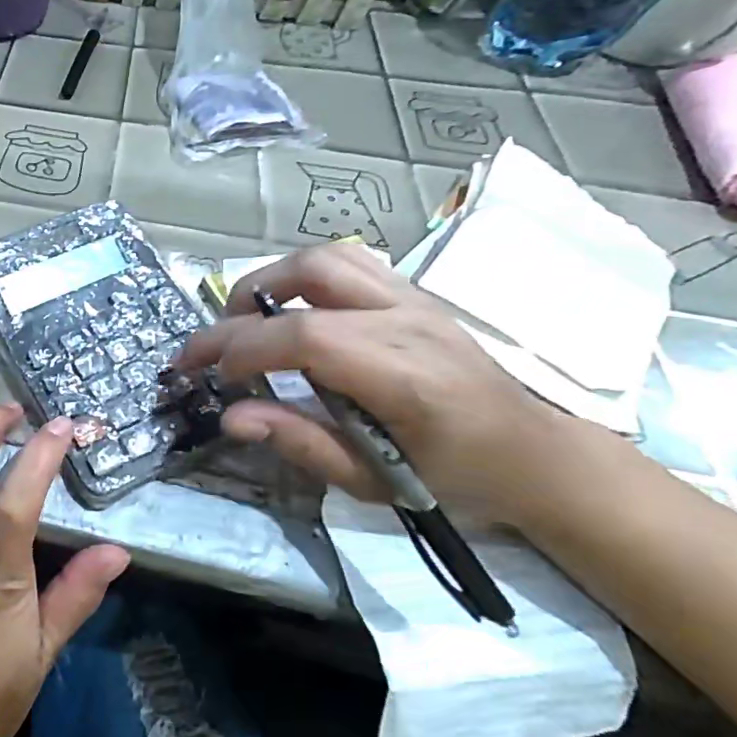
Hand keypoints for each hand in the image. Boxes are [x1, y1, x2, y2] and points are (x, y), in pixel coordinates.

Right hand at [176, 243, 588, 526]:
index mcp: (404, 374)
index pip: (305, 337)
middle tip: (219, 343)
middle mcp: (407, 319)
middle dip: (246, 302)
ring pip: (327, 255)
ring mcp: (413, 296)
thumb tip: (232, 417)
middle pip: (310, 274)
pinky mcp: (413, 290)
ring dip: (273, 278)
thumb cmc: (456, 477)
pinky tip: (294, 306)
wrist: (530, 450)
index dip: (243, 348)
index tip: (206, 372)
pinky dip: (304, 274)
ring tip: (248, 317)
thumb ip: (301, 443)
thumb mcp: (375, 482)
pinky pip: (349, 260)